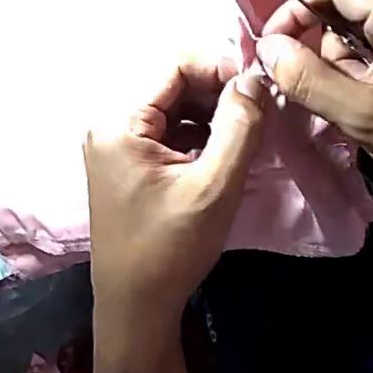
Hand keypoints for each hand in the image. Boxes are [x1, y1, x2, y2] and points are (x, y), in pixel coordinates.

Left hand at [84, 59, 265, 336]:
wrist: (136, 308)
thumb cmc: (171, 248)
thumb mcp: (215, 185)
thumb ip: (239, 126)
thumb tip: (255, 78)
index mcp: (119, 122)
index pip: (176, 65)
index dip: (221, 68)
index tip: (259, 89)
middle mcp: (111, 124)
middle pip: (175, 84)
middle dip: (220, 92)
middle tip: (260, 111)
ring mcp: (118, 144)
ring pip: (176, 107)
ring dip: (214, 113)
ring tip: (248, 131)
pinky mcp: (130, 163)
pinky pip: (170, 130)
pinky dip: (201, 133)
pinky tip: (226, 150)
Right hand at [258, 0, 372, 224]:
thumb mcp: (364, 115)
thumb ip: (308, 78)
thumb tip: (266, 48)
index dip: (295, 15)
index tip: (274, 55)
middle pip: (349, 7)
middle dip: (326, 49)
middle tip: (329, 96)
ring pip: (366, 30)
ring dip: (349, 66)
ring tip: (362, 109)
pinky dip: (372, 71)